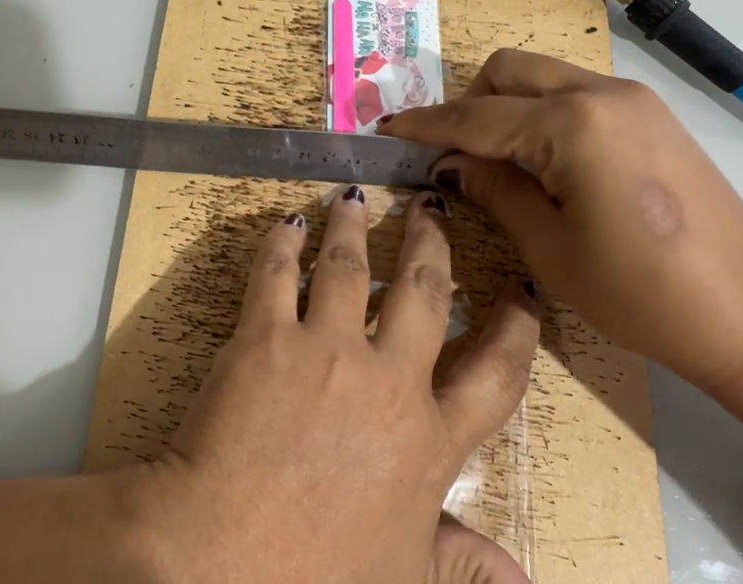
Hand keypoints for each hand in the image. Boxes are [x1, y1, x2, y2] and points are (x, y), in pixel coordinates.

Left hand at [125, 189, 544, 583]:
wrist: (221, 555)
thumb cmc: (316, 574)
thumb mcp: (405, 574)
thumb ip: (462, 564)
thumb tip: (518, 578)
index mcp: (429, 441)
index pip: (492, 374)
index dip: (514, 329)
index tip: (521, 290)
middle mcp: (387, 382)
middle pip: (424, 293)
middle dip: (432, 243)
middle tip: (433, 207)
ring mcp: (325, 351)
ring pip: (351, 267)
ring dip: (354, 227)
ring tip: (354, 198)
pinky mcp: (265, 338)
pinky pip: (279, 274)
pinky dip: (283, 243)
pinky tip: (287, 224)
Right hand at [380, 49, 742, 393]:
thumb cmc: (641, 293)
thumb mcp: (549, 248)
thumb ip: (493, 190)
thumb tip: (448, 164)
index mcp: (571, 123)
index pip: (476, 116)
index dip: (426, 126)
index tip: (386, 132)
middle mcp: (602, 93)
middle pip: (508, 71)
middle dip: (467, 102)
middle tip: (446, 153)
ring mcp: (635, 100)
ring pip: (544, 76)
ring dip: (506, 105)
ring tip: (491, 161)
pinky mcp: (654, 118)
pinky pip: (577, 94)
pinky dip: (543, 113)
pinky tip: (541, 162)